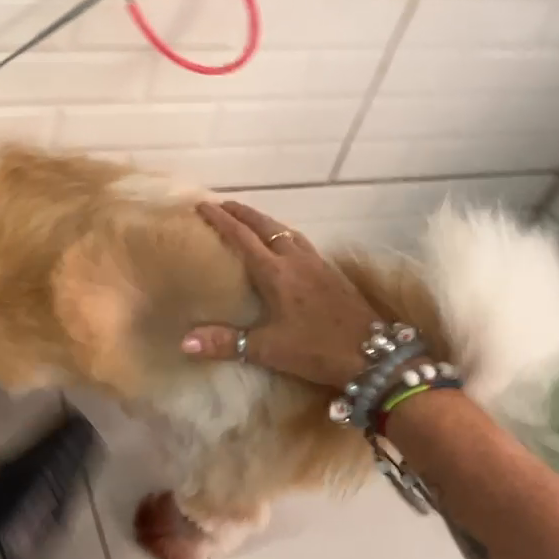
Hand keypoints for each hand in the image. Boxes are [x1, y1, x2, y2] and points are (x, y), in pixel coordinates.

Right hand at [181, 201, 383, 389]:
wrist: (375, 355)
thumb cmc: (317, 349)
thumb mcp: (268, 349)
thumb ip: (226, 343)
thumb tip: (183, 342)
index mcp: (275, 272)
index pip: (241, 237)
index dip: (221, 219)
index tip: (202, 205)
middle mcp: (295, 259)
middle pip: (264, 225)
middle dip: (241, 212)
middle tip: (221, 204)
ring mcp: (316, 263)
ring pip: (285, 230)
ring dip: (264, 220)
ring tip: (249, 219)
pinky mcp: (331, 272)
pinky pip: (301, 241)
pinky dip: (284, 233)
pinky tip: (286, 243)